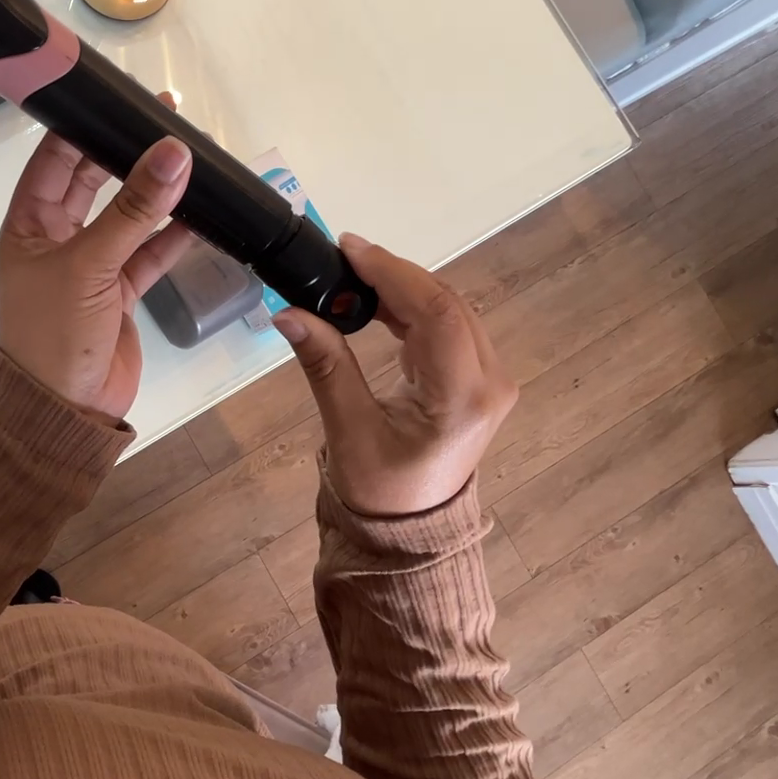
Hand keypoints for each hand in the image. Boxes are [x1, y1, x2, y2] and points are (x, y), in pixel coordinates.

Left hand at [0, 130, 194, 422]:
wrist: (67, 411)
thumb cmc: (56, 335)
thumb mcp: (88, 267)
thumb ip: (132, 211)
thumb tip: (175, 153)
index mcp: (26, 228)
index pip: (53, 161)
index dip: (85, 128)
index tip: (124, 99)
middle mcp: (55, 241)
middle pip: (92, 183)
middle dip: (126, 154)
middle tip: (171, 121)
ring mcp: (89, 267)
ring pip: (125, 218)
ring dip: (156, 194)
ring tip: (196, 159)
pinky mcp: (118, 292)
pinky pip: (147, 254)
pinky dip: (172, 237)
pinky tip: (202, 214)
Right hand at [273, 234, 515, 516]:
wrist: (408, 529)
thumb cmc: (377, 488)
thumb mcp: (347, 428)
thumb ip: (325, 365)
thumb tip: (288, 315)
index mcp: (462, 396)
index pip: (436, 311)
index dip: (393, 273)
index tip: (349, 248)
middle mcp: (489, 380)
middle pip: (448, 304)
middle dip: (396, 274)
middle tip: (344, 256)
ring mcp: (489, 380)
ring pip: (450, 311)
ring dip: (404, 288)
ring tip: (354, 273)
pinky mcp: (476, 381)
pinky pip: (448, 329)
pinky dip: (412, 309)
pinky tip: (377, 302)